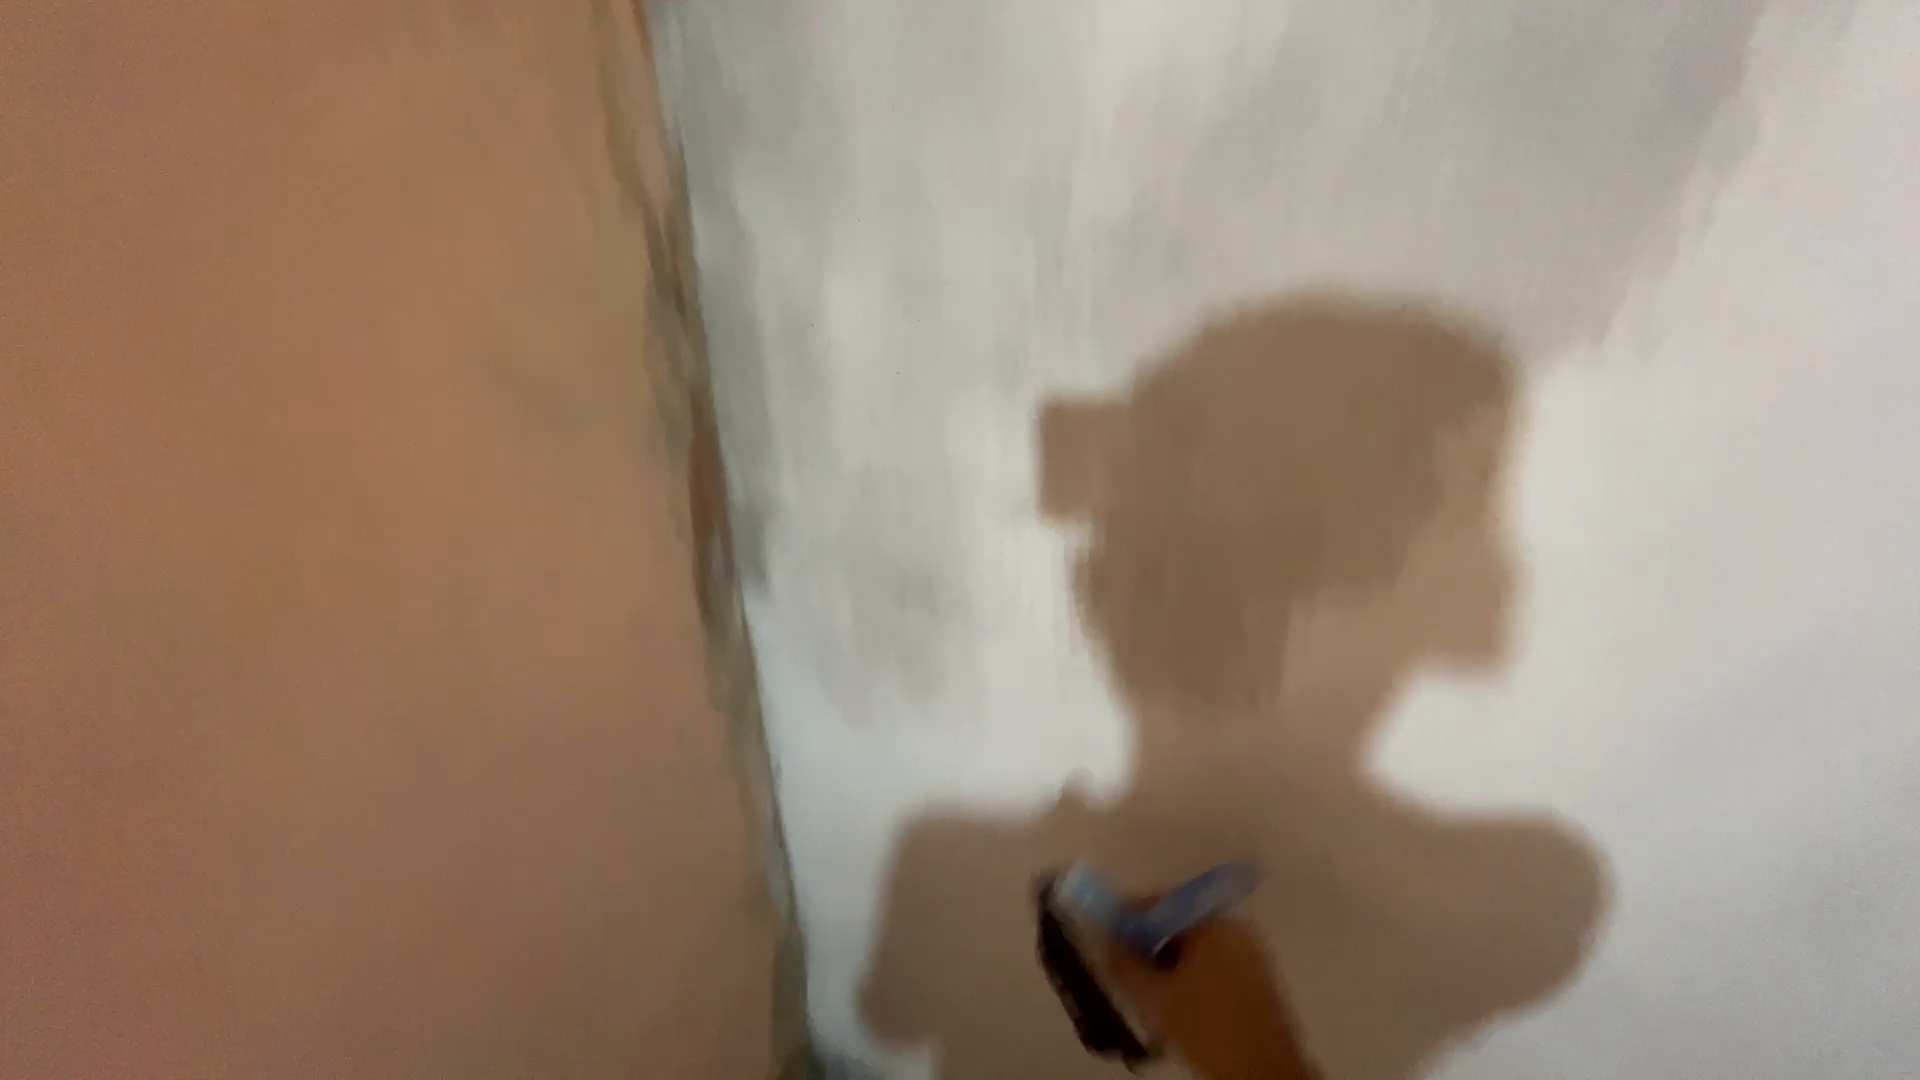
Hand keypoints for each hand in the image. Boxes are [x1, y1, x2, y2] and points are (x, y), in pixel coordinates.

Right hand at [1101, 911, 1321, 1079]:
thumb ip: (1123, 963)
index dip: (1128, 917)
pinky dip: (1190, 976)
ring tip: (1149, 992)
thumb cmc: (1209, 1029)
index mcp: (1213, 922)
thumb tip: (1102, 938)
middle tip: (1126, 969)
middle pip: (1177, 925)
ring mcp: (1250, 954)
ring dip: (1168, 964)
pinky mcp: (1258, 980)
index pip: (1160, 903)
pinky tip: (1176, 1003)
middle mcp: (1234, 928)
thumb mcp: (1155, 999)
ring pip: (1195, 948)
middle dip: (1148, 945)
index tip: (1107, 937)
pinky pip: (1213, 964)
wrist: (1267, 1077)